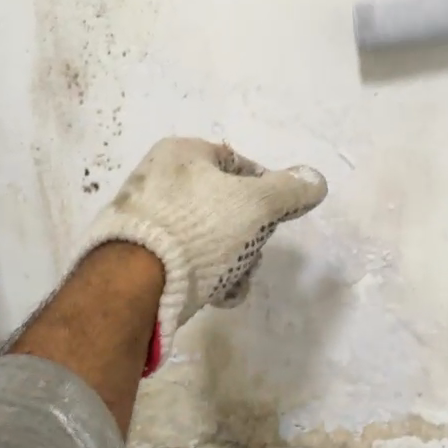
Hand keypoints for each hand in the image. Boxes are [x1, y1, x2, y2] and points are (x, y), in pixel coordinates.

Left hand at [80, 138, 327, 367]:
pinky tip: (214, 295)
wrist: (131, 285)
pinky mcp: (134, 256)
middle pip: (225, 206)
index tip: (276, 219)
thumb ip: (289, 191)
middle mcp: (158, 179)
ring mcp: (144, 218)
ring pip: (207, 237)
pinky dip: (204, 275)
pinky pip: (183, 260)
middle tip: (250, 255)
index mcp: (181, 152)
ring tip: (231, 283)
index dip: (265, 192)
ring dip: (230, 262)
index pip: (238, 164)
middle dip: (247, 237)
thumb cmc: (197, 229)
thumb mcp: (255, 205)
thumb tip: (316, 180)